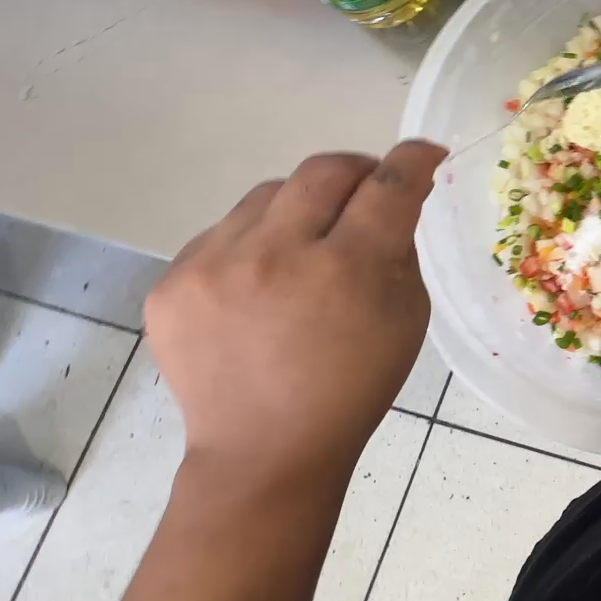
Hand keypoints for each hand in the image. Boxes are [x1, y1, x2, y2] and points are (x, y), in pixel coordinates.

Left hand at [144, 142, 446, 488]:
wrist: (267, 448)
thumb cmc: (357, 382)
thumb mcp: (407, 313)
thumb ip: (398, 248)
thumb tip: (394, 200)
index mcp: (348, 269)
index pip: (389, 184)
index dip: (415, 158)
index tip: (428, 153)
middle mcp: (277, 254)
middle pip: (324, 169)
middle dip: (358, 170)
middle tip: (370, 191)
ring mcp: (214, 266)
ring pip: (270, 193)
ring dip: (304, 206)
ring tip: (310, 245)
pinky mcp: (172, 283)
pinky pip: (226, 230)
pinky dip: (257, 241)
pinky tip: (265, 282)